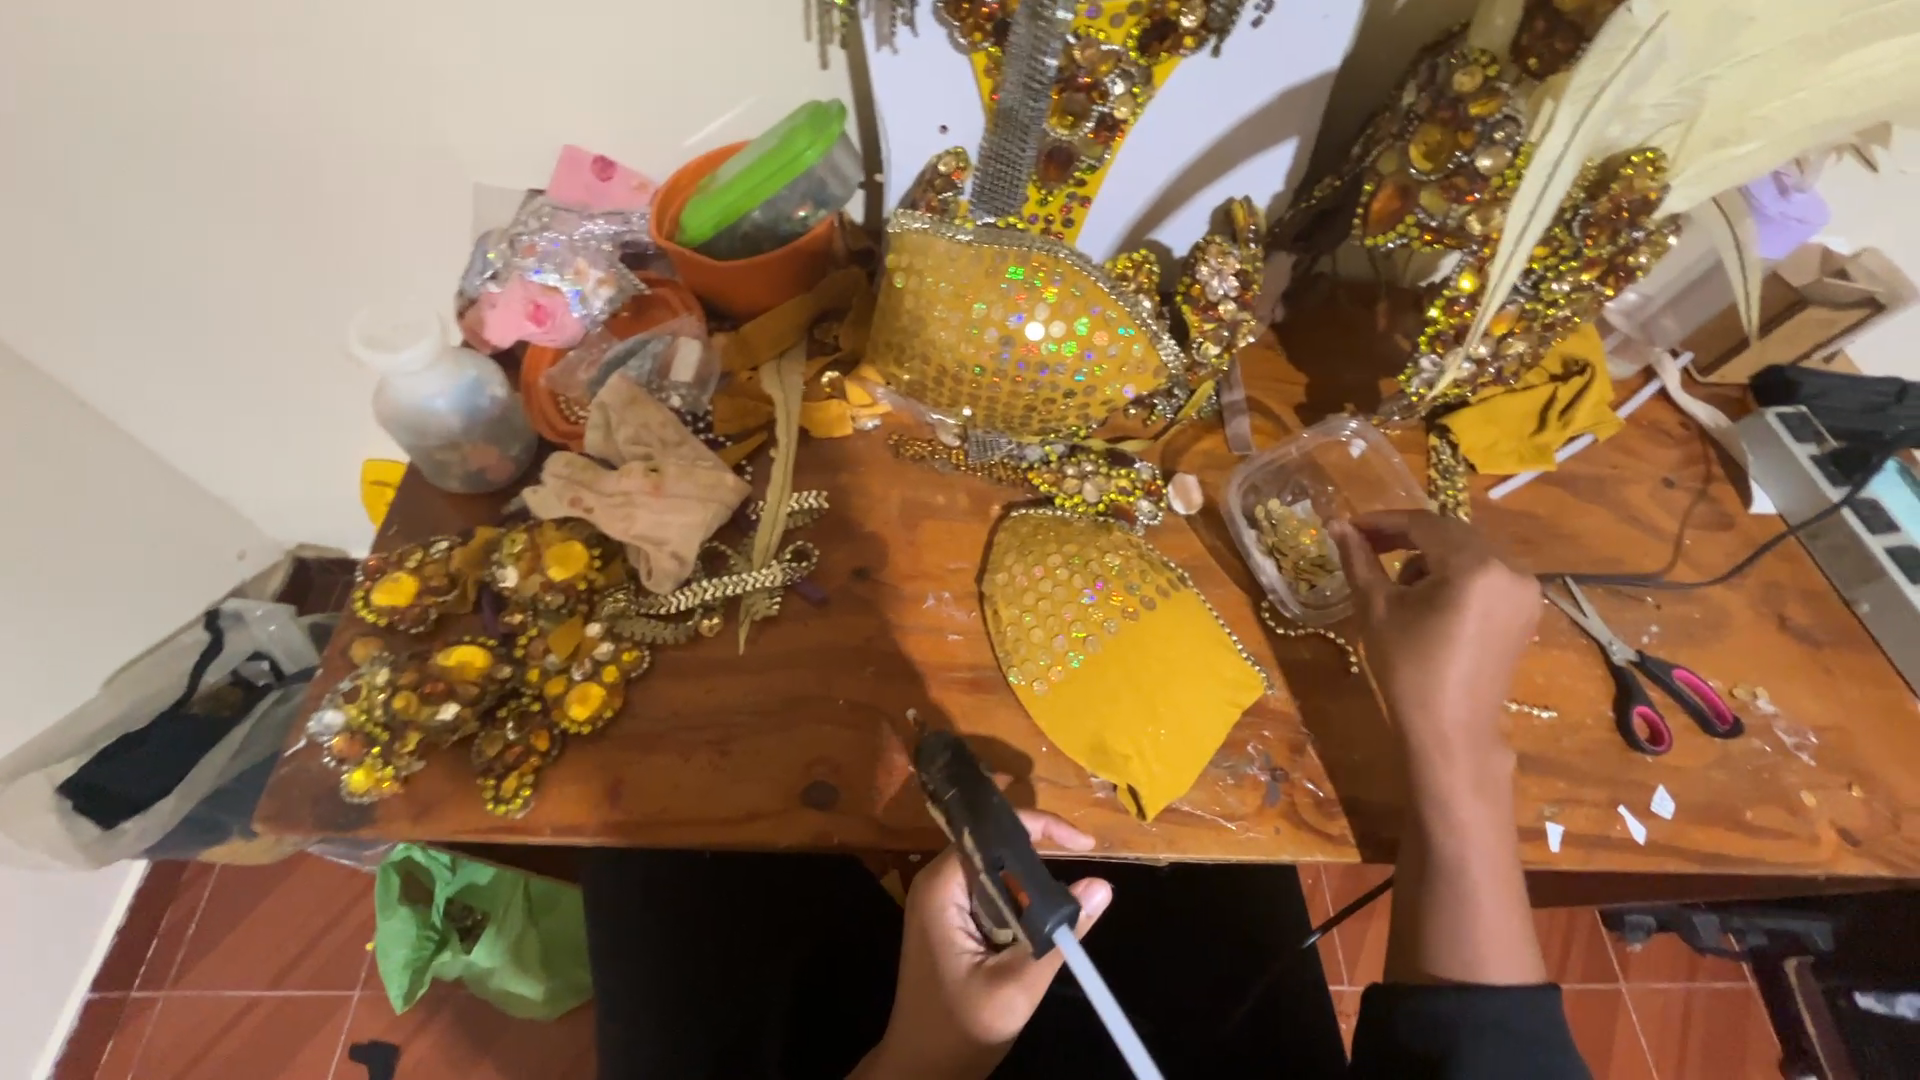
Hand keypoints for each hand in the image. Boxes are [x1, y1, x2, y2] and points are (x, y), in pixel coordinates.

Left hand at [854, 811, 1112, 1079]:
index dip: (1040, 828)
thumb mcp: (1016, 987)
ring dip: (1033, 884)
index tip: (1085, 844)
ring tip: (1067, 900)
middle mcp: (939, 882)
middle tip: (1084, 867)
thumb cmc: (959, 1032)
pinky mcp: (952, 920)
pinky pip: (993, 894)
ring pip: (998, 871)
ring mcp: (943, 901)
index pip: (993, 833)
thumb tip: (1103, 886)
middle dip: (1042, 855)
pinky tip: (1042, 921)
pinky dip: (1021, 903)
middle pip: (996, 847)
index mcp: (942, 886)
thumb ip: (1058, 935)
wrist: (921, 1073)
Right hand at [1328, 510, 1540, 769]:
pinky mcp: (1525, 609)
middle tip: (1364, 545)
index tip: (1348, 527)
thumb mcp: (1376, 607)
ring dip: (1429, 555)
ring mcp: (1524, 590)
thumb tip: (1335, 524)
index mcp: (1474, 566)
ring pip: (1468, 551)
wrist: (1450, 726)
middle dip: (1405, 536)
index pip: (1424, 524)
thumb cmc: (1406, 666)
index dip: (1382, 521)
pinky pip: (1485, 573)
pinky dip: (1453, 574)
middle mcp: (1510, 568)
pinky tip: (1427, 598)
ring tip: (1395, 582)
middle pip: (1450, 533)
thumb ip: (1359, 559)